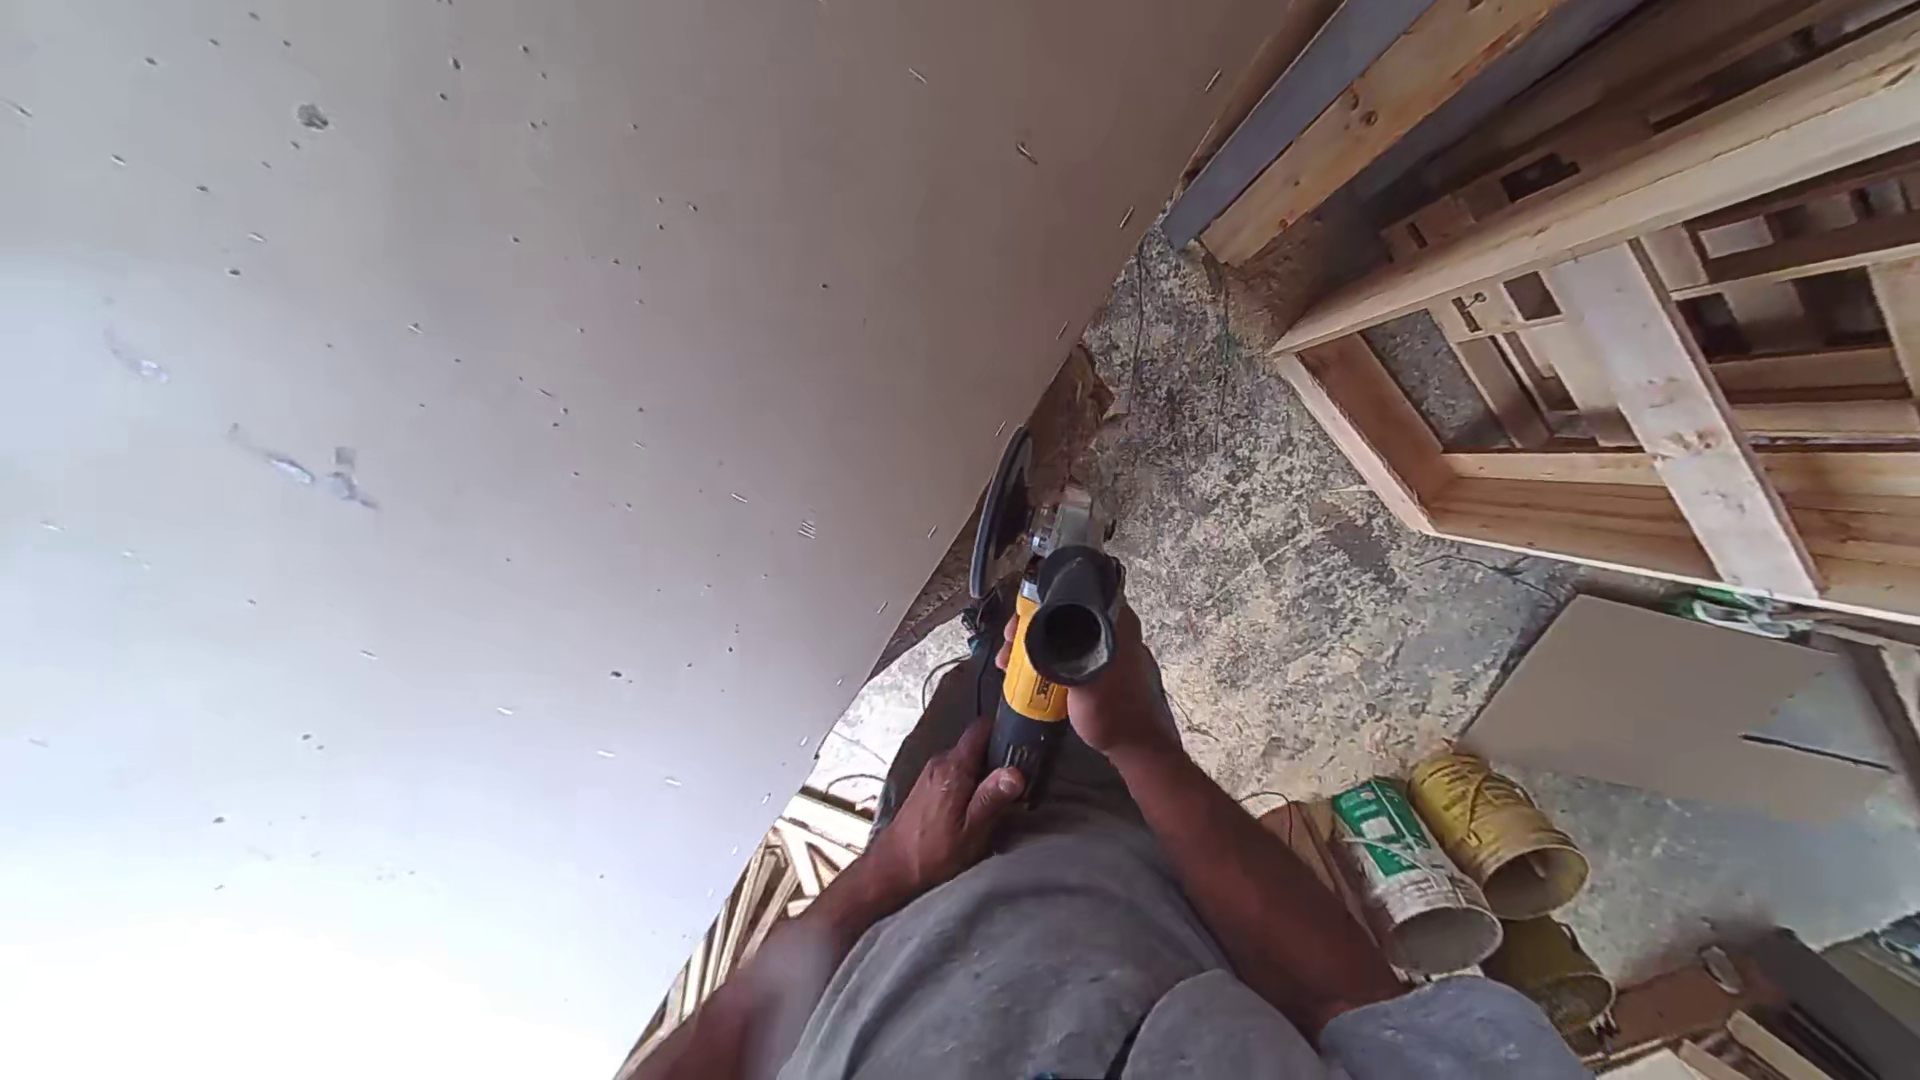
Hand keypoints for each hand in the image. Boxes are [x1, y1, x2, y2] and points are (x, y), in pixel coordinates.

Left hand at [857, 718, 1024, 906]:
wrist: (893, 866)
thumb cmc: (933, 852)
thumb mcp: (971, 830)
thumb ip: (992, 798)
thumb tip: (1016, 773)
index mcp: (954, 768)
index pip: (980, 729)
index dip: (1003, 729)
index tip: (1022, 742)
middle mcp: (941, 762)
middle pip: (976, 743)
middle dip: (998, 756)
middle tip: (1018, 778)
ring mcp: (932, 771)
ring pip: (966, 758)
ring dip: (984, 771)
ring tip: (1000, 795)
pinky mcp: (928, 784)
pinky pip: (955, 770)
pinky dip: (970, 780)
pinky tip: (977, 803)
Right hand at [997, 603, 1180, 759]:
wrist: (1135, 749)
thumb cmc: (1115, 712)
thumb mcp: (1083, 676)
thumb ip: (1063, 650)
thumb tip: (1037, 631)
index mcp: (1115, 619)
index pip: (1073, 592)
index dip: (1039, 602)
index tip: (1019, 618)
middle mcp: (1113, 628)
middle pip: (1062, 613)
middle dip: (1030, 625)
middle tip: (1009, 641)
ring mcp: (1106, 649)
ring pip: (1062, 635)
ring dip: (1033, 643)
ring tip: (1010, 660)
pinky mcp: (1099, 668)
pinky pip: (1067, 654)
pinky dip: (1046, 658)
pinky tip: (1026, 672)